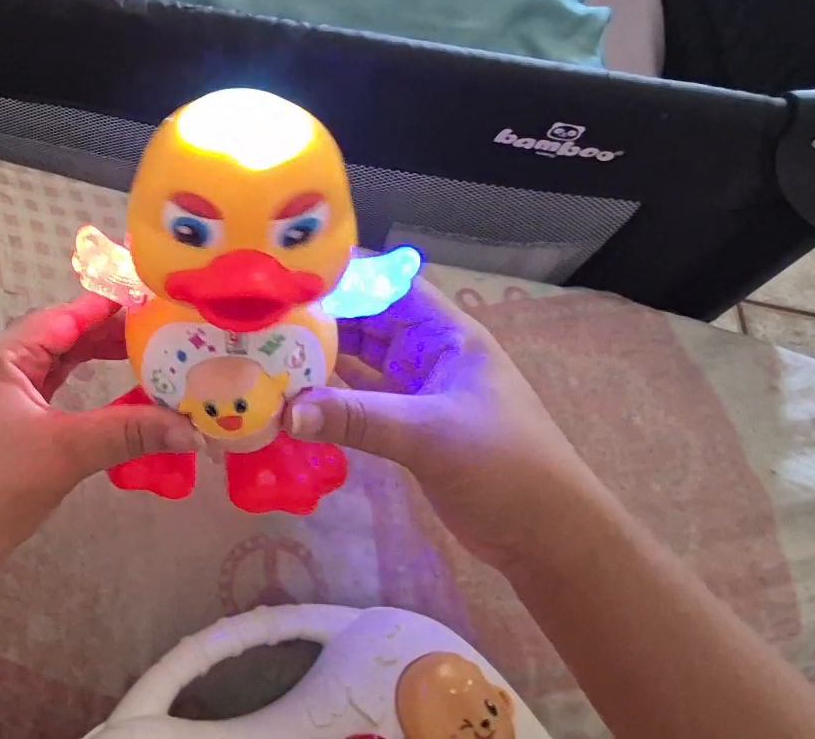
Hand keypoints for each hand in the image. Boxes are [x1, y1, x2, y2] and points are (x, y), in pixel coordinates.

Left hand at [0, 294, 197, 581]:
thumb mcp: (67, 451)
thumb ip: (129, 432)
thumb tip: (192, 430)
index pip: (61, 317)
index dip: (108, 310)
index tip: (153, 304)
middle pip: (59, 335)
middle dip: (107, 334)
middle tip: (161, 332)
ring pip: (55, 359)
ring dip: (95, 357)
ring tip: (146, 353)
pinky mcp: (3, 413)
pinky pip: (48, 383)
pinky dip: (79, 380)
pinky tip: (112, 382)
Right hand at [286, 278, 605, 570]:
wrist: (550, 540)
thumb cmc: (506, 467)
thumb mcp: (429, 435)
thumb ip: (357, 418)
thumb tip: (286, 412)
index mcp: (447, 335)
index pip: (390, 286)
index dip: (347, 276)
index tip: (292, 274)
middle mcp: (428, 354)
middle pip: (366, 320)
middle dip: (320, 317)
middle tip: (264, 316)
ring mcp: (415, 390)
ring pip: (358, 360)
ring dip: (320, 357)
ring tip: (267, 350)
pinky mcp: (405, 425)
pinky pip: (357, 398)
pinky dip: (327, 396)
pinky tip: (291, 395)